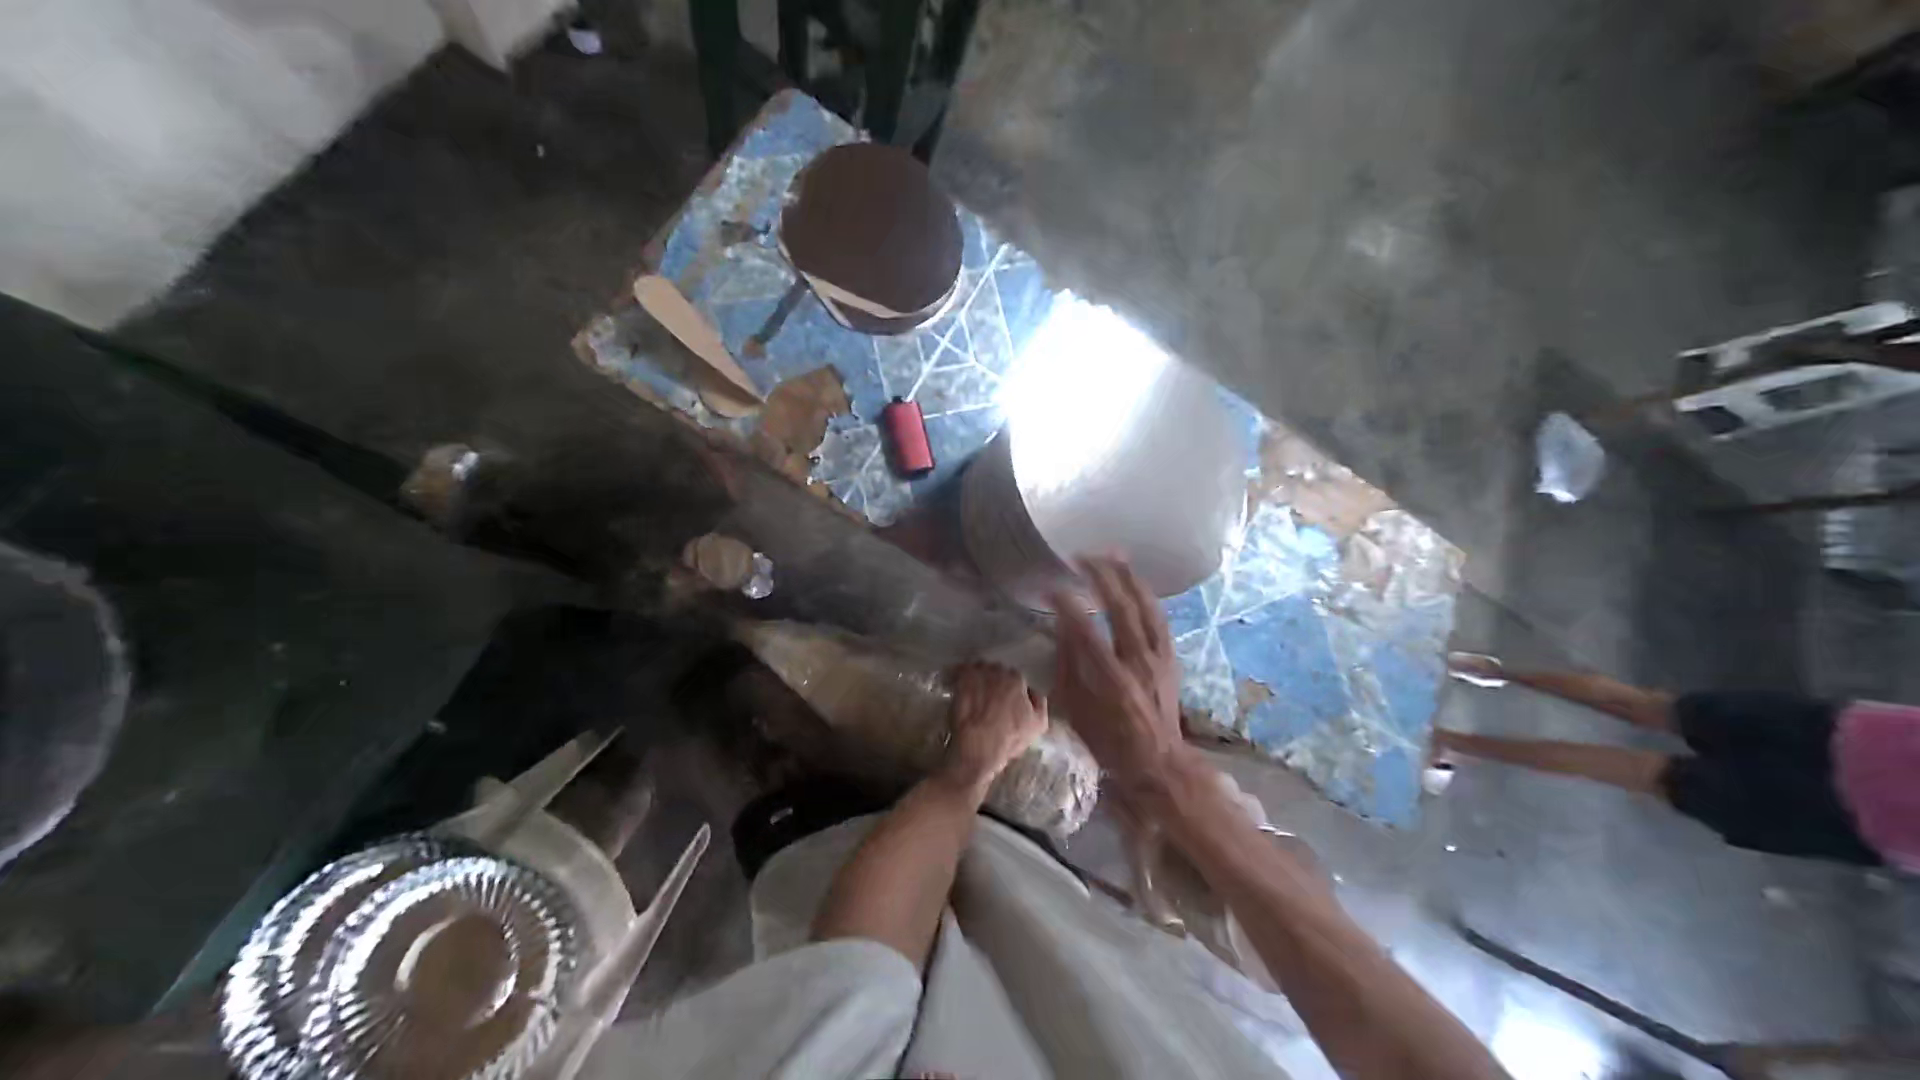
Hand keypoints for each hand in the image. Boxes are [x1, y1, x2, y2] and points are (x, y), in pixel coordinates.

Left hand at [939, 662, 1047, 801]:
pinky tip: (956, 683)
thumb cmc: (1009, 738)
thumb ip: (1039, 702)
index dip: (1011, 689)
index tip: (1006, 699)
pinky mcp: (959, 681)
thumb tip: (1032, 691)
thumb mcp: (1038, 724)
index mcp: (1017, 680)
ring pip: (978, 668)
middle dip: (994, 680)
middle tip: (990, 695)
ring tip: (973, 689)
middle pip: (996, 670)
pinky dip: (959, 674)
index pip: (1015, 677)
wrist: (979, 747)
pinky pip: (960, 671)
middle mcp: (997, 672)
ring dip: (977, 675)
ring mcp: (977, 675)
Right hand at [1050, 556, 1185, 789]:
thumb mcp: (1075, 708)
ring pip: (1146, 606)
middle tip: (1082, 558)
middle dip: (1101, 577)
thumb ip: (1067, 665)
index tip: (1051, 587)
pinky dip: (1145, 595)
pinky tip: (1135, 582)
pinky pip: (1159, 618)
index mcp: (1110, 680)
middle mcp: (1138, 662)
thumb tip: (1061, 625)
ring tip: (1112, 555)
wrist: (1158, 760)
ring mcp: (1159, 657)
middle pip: (1121, 608)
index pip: (1085, 630)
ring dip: (1128, 578)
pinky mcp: (1171, 657)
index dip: (1067, 604)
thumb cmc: (1108, 739)